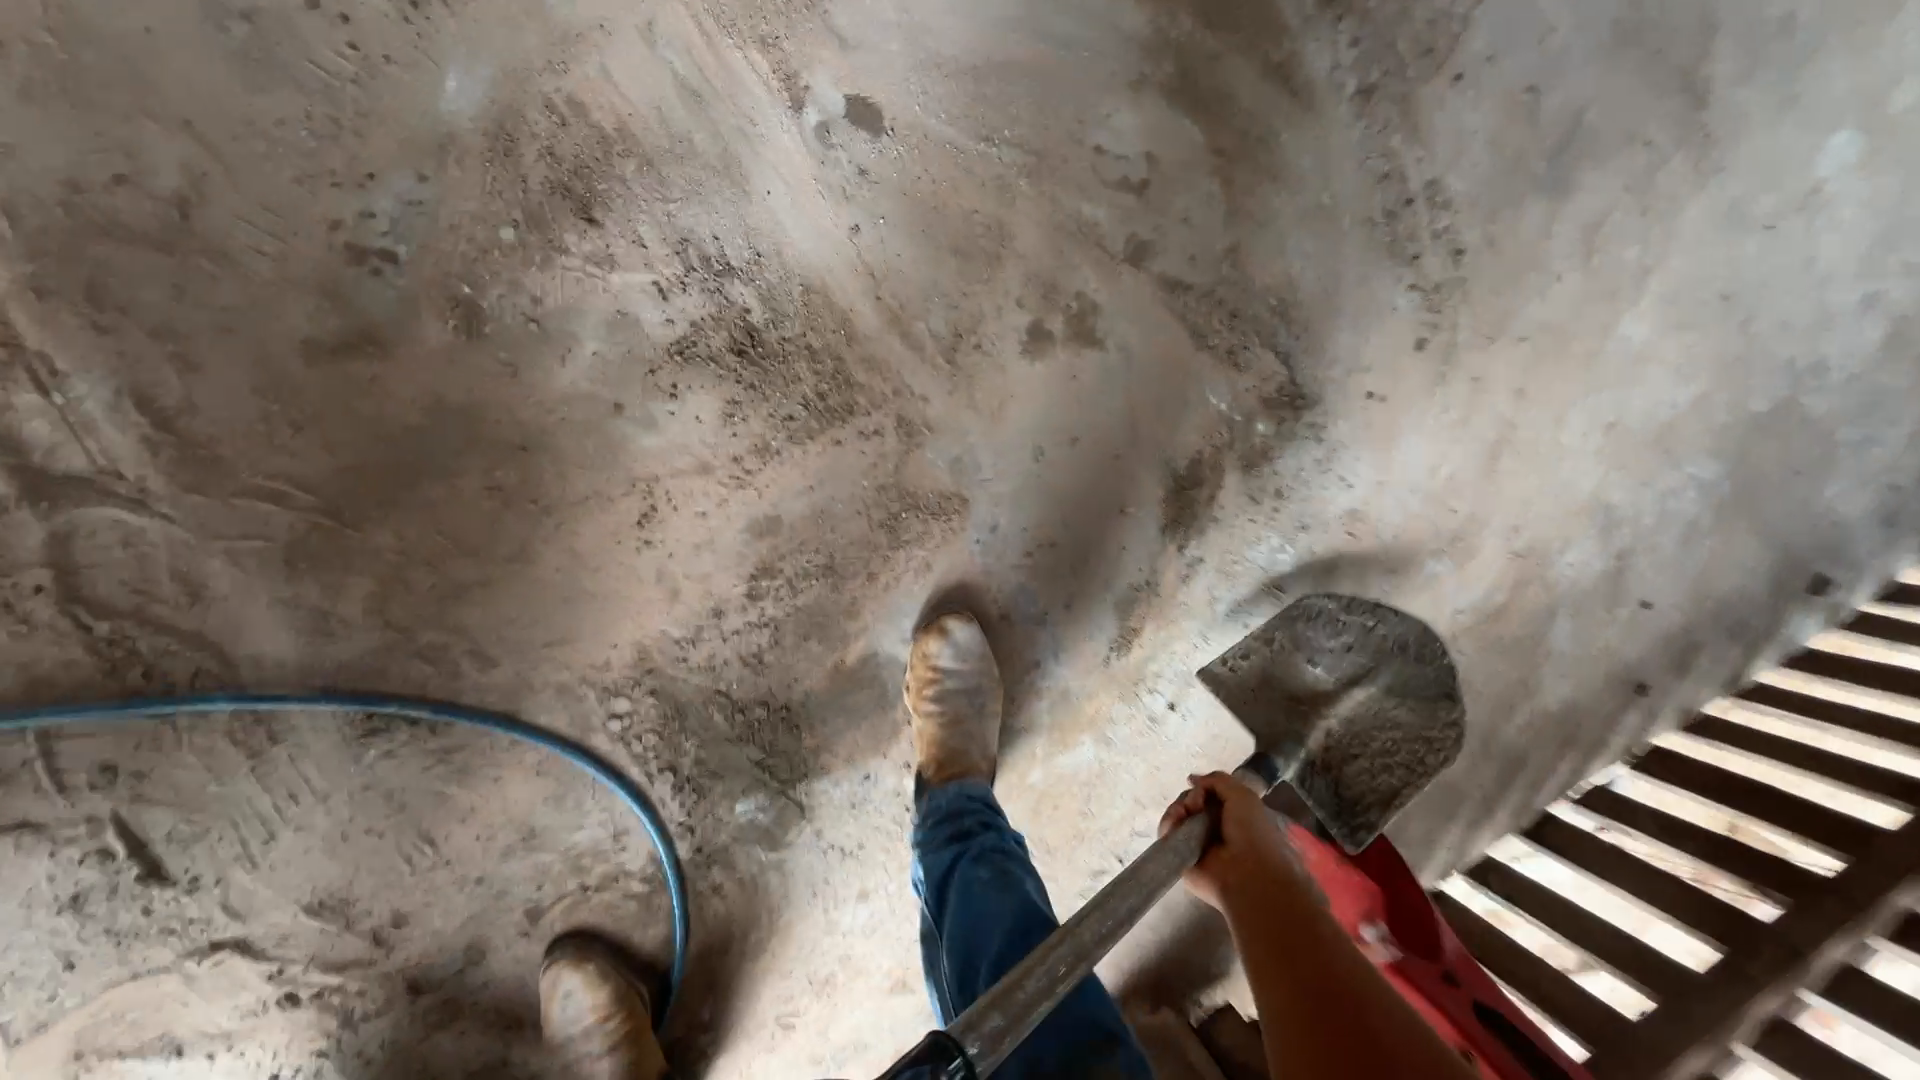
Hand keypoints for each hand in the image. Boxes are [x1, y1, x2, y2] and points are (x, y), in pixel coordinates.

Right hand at [1159, 771, 1302, 912]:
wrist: (1248, 874)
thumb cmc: (1252, 833)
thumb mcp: (1243, 796)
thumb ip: (1217, 780)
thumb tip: (1192, 779)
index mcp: (1231, 815)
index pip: (1207, 794)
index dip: (1203, 788)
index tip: (1202, 789)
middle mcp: (1212, 828)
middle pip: (1189, 802)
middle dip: (1189, 797)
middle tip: (1196, 804)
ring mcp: (1195, 842)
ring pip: (1176, 815)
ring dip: (1178, 808)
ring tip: (1185, 812)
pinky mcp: (1180, 856)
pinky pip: (1167, 833)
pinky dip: (1169, 823)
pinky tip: (1176, 822)